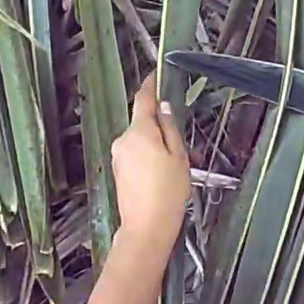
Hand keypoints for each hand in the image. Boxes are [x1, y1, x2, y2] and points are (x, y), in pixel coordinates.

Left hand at [111, 76, 190, 257]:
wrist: (146, 228)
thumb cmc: (167, 193)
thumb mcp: (179, 157)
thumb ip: (171, 129)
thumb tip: (164, 108)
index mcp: (139, 132)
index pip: (143, 99)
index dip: (151, 85)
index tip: (156, 75)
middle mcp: (123, 140)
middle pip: (144, 123)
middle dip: (163, 129)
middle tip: (185, 147)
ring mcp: (118, 156)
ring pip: (141, 141)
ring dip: (158, 147)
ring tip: (178, 168)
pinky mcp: (118, 170)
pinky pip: (136, 155)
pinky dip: (149, 159)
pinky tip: (164, 177)